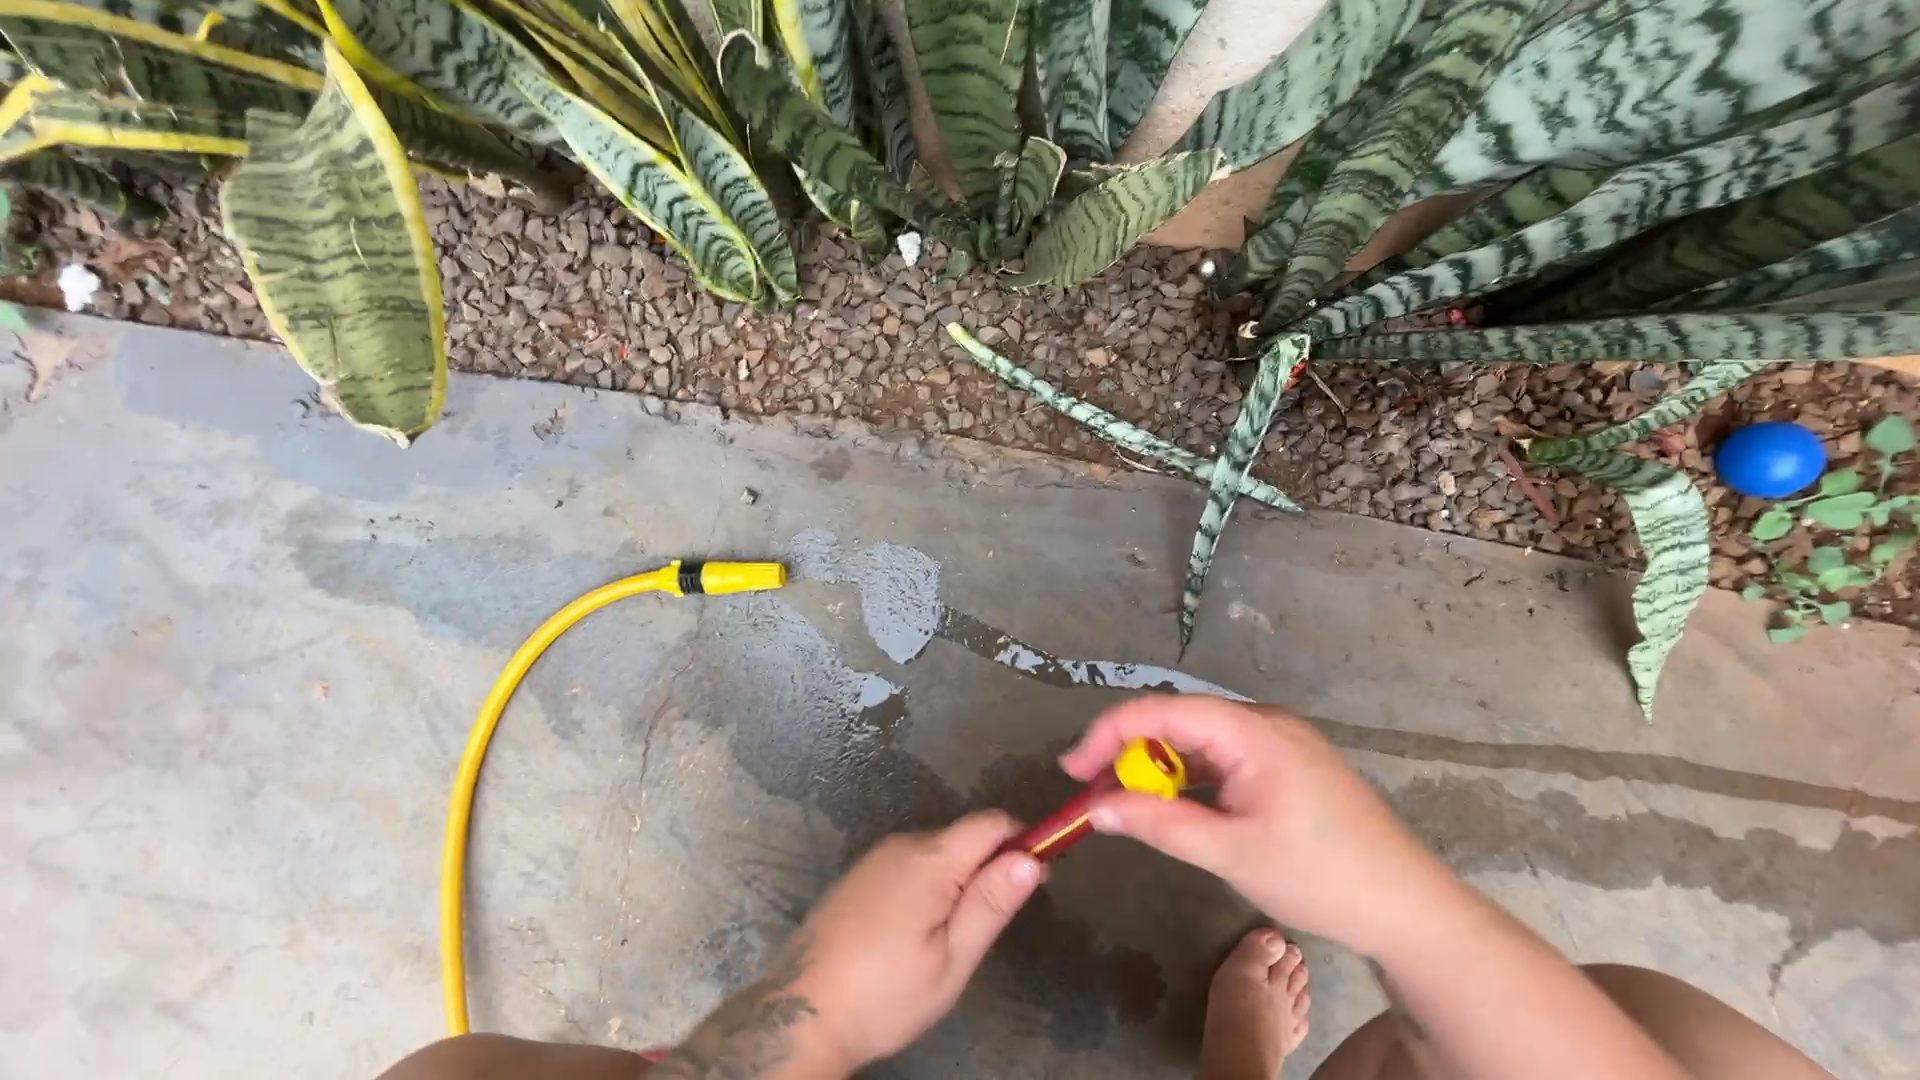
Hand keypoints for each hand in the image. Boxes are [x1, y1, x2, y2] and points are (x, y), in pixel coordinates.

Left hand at [785, 812, 1044, 1069]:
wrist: (802, 1014)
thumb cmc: (886, 995)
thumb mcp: (951, 960)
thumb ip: (990, 904)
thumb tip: (1031, 859)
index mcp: (930, 859)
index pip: (990, 822)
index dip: (1022, 840)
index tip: (1037, 877)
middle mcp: (902, 844)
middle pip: (964, 836)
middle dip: (990, 865)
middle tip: (991, 923)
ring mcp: (876, 857)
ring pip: (937, 851)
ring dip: (959, 877)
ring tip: (953, 936)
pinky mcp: (860, 874)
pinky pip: (910, 864)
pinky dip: (929, 884)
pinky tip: (918, 931)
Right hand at [1059, 696, 1458, 955]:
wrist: (1409, 908)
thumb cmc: (1320, 877)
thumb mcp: (1230, 853)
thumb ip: (1159, 824)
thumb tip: (1096, 810)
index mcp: (1254, 731)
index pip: (1162, 710)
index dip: (1108, 734)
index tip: (1072, 769)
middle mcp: (1264, 721)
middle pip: (1178, 719)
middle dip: (1128, 751)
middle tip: (1092, 791)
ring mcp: (1278, 740)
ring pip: (1198, 739)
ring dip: (1157, 766)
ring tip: (1122, 801)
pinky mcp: (1285, 762)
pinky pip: (1222, 755)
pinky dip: (1188, 776)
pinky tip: (1171, 802)